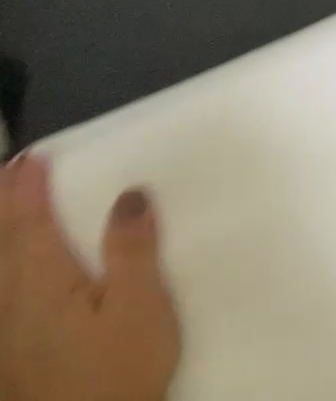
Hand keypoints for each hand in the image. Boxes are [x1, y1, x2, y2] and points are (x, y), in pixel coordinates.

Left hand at [0, 154, 179, 400]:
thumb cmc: (120, 363)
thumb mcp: (139, 305)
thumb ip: (131, 249)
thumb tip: (128, 196)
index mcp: (45, 285)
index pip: (31, 226)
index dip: (29, 191)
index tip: (33, 156)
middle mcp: (14, 301)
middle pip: (3, 245)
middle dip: (5, 205)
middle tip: (11, 168)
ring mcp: (8, 326)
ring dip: (4, 230)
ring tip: (7, 202)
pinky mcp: (15, 343)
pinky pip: (5, 284)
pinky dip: (7, 259)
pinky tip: (16, 260)